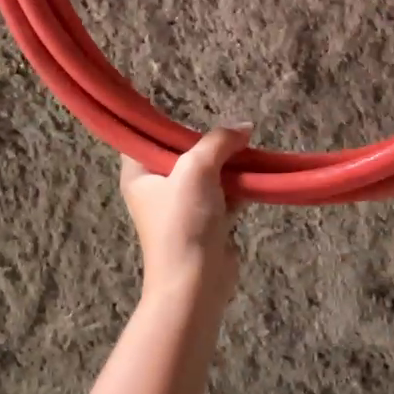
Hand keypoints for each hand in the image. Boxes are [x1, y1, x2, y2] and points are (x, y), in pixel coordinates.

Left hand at [120, 126, 249, 305]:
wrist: (196, 283)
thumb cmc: (184, 221)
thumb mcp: (197, 169)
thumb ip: (218, 141)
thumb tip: (244, 127)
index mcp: (138, 174)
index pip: (144, 136)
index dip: (165, 122)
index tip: (192, 111)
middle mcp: (156, 188)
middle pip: (182, 153)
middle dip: (208, 144)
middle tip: (231, 132)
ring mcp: (182, 206)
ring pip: (206, 173)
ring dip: (227, 165)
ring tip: (248, 150)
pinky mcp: (206, 222)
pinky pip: (222, 194)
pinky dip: (237, 187)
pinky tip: (255, 176)